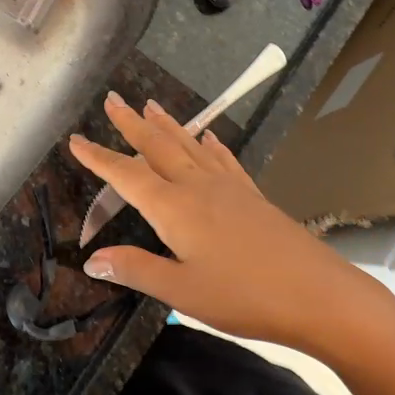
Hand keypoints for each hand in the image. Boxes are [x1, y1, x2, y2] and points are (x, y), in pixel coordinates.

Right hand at [68, 91, 381, 351]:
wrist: (318, 293)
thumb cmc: (244, 296)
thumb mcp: (182, 291)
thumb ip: (136, 270)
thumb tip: (91, 260)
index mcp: (174, 208)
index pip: (126, 175)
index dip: (98, 157)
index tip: (75, 139)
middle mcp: (197, 186)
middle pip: (157, 146)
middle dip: (131, 123)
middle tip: (112, 98)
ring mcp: (228, 187)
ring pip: (189, 146)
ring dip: (167, 124)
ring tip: (150, 104)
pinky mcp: (252, 194)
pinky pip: (224, 159)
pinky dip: (210, 144)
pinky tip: (208, 136)